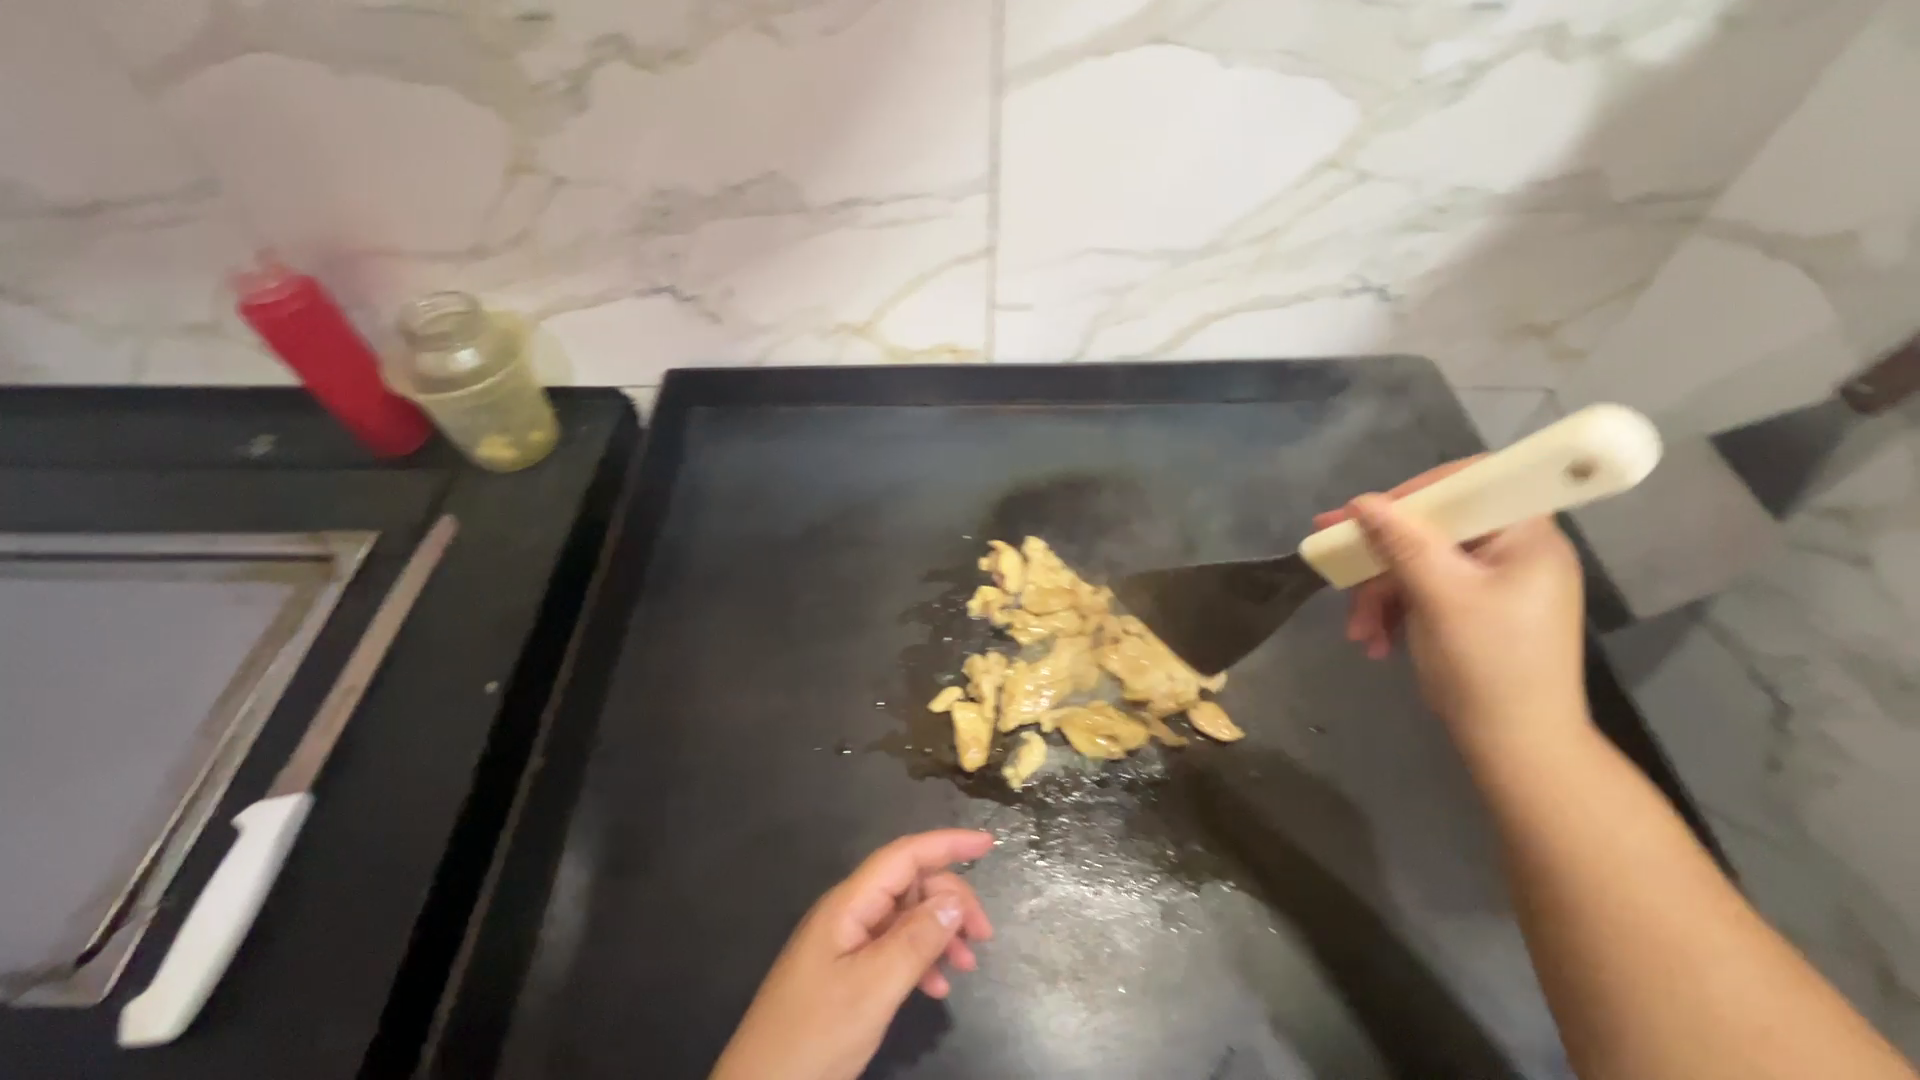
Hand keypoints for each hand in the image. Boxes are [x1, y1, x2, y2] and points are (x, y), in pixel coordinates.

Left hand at [709, 829, 995, 1079]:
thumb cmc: (816, 1034)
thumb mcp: (873, 989)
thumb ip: (915, 941)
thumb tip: (953, 901)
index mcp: (848, 905)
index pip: (904, 856)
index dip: (947, 844)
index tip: (989, 844)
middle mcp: (847, 913)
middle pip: (910, 885)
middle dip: (951, 901)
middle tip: (984, 937)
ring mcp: (845, 942)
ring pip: (905, 918)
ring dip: (940, 934)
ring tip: (966, 966)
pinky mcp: (846, 971)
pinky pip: (893, 948)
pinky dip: (921, 961)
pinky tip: (936, 988)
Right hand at [1315, 460, 1588, 750]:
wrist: (1518, 748)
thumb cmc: (1487, 665)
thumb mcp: (1439, 597)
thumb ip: (1402, 542)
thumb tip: (1361, 501)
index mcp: (1526, 536)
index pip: (1468, 484)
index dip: (1411, 494)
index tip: (1362, 515)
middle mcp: (1516, 552)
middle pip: (1434, 529)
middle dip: (1383, 560)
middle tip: (1336, 571)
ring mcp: (1498, 584)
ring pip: (1423, 565)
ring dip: (1381, 594)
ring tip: (1359, 632)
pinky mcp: (1480, 612)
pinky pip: (1428, 592)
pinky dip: (1397, 612)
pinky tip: (1376, 642)